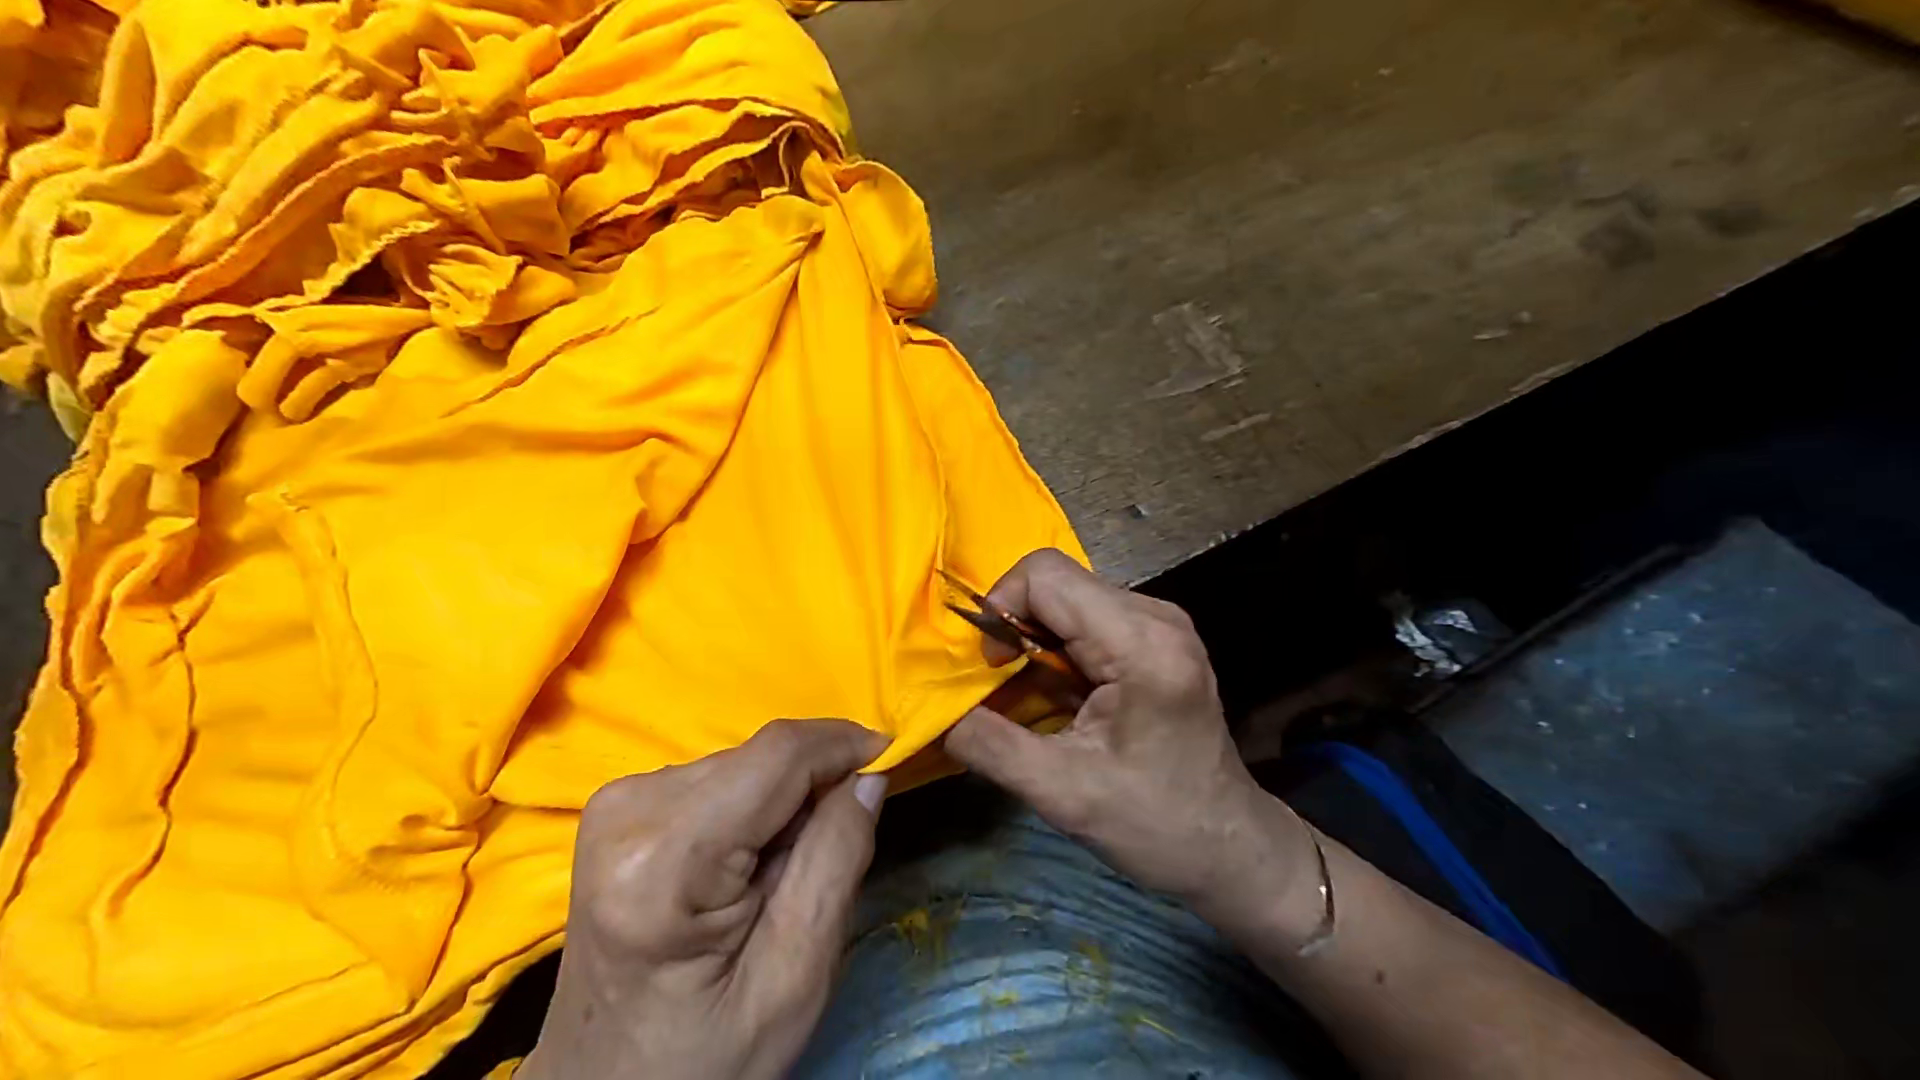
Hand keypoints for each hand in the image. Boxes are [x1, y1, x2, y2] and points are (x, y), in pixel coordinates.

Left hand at [520, 720, 888, 1079]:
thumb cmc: (706, 1054)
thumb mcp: (796, 976)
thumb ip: (836, 859)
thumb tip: (869, 774)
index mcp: (664, 862)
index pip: (776, 756)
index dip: (842, 743)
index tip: (890, 756)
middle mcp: (630, 811)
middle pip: (761, 758)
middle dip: (813, 785)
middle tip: (832, 846)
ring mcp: (618, 803)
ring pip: (744, 761)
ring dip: (783, 798)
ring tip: (780, 869)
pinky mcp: (620, 804)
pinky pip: (720, 776)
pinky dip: (752, 805)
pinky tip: (745, 861)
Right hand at [943, 550, 1319, 932]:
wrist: (1230, 846)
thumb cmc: (1155, 826)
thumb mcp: (1059, 793)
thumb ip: (986, 743)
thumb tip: (930, 711)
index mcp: (1141, 644)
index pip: (1045, 575)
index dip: (1000, 607)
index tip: (991, 666)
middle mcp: (1155, 615)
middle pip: (1056, 581)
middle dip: (1013, 626)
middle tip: (1003, 684)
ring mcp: (1159, 621)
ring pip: (1067, 597)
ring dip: (1033, 638)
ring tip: (1032, 695)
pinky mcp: (1155, 636)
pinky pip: (1086, 617)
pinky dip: (1056, 647)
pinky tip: (1060, 694)